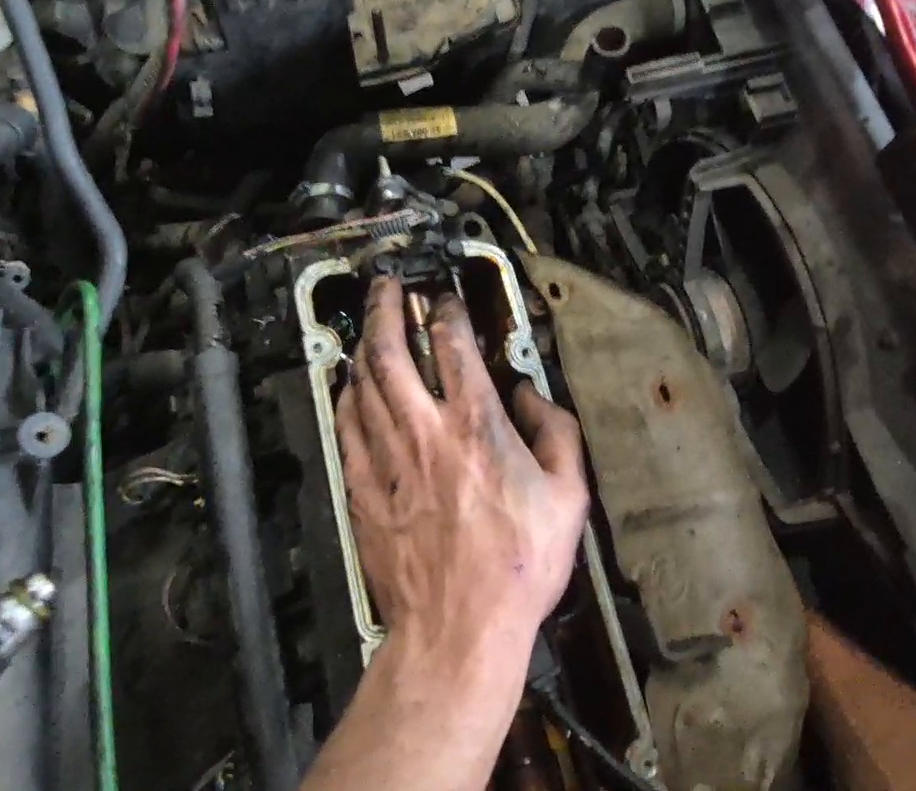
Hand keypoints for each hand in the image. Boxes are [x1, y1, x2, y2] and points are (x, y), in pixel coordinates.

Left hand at [335, 275, 589, 664]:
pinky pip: (347, 427)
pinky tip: (351, 389)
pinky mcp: (365, 489)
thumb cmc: (516, 567)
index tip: (446, 303)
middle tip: (385, 287)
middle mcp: (425, 432)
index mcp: (477, 427)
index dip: (447, 312)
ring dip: (364, 347)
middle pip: (389, 351)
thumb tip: (531, 397)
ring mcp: (388, 459)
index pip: (454, 346)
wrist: (458, 629)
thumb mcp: (568, 498)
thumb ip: (556, 433)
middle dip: (383, 308)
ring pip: (362, 384)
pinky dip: (347, 398)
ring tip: (368, 329)